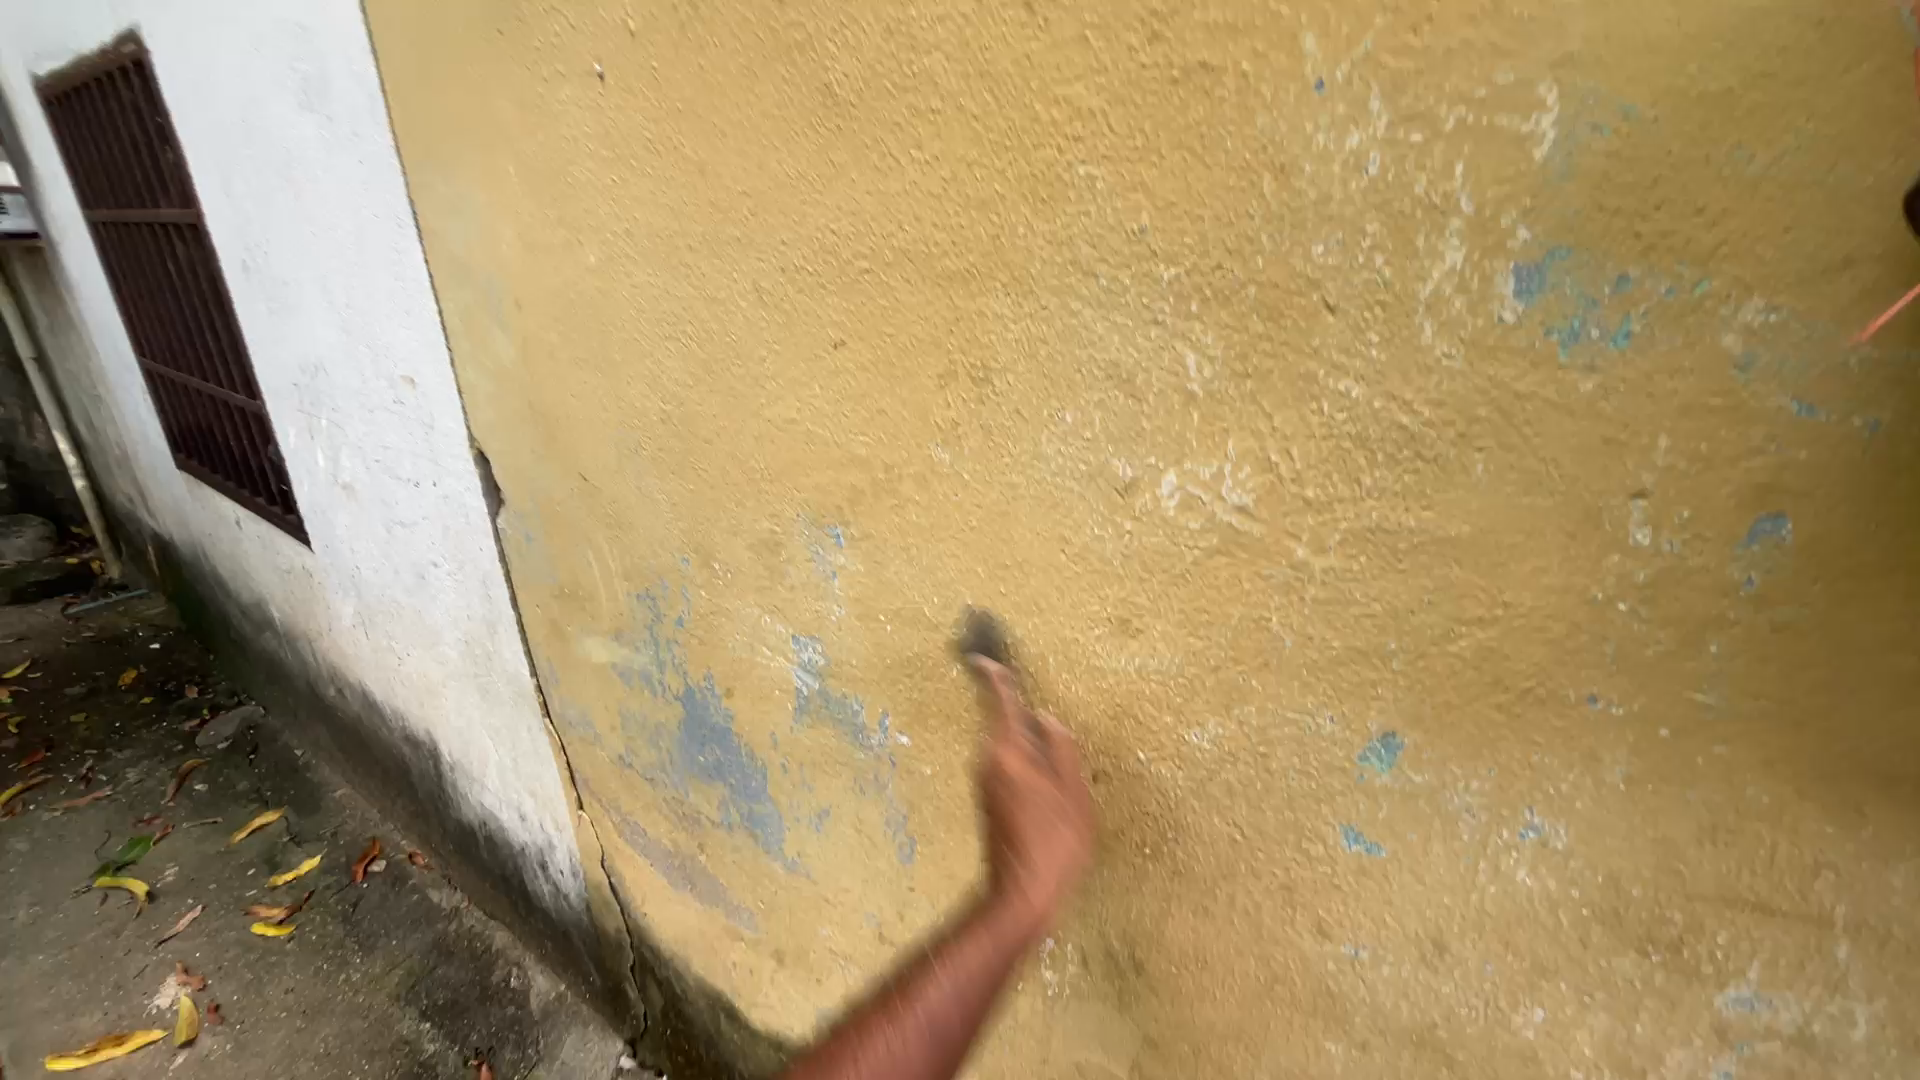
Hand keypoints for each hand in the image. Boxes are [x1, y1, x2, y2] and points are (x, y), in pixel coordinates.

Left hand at [968, 656, 1095, 938]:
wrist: (1021, 893)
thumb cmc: (1055, 841)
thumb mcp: (1073, 791)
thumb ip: (1061, 747)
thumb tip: (1046, 718)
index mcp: (1008, 750)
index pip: (1000, 700)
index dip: (992, 674)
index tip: (981, 653)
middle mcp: (988, 758)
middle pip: (1002, 720)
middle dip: (1015, 705)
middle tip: (1032, 695)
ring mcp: (985, 779)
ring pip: (1005, 742)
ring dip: (1023, 734)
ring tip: (1052, 745)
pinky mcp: (989, 796)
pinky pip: (1006, 759)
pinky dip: (1022, 754)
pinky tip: (1045, 774)